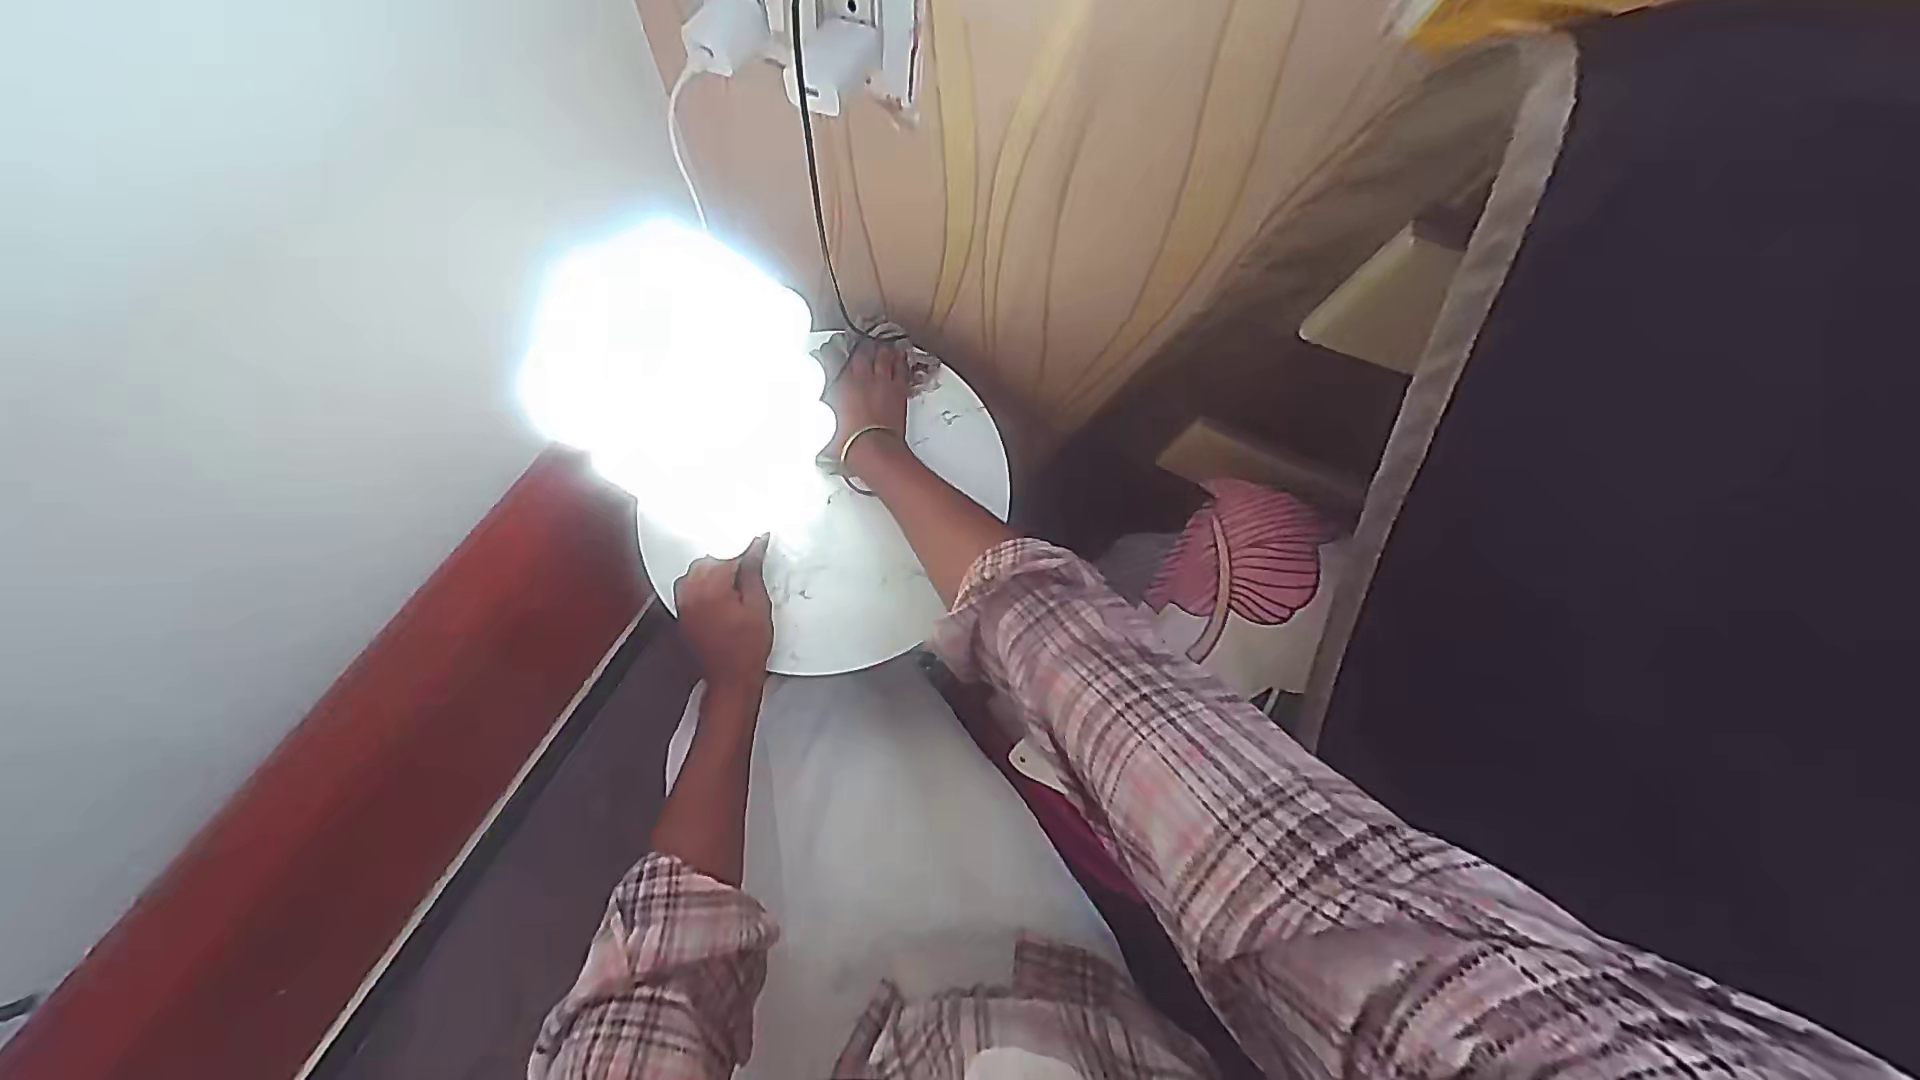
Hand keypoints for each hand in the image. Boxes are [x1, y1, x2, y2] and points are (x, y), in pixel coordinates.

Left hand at [673, 534, 772, 691]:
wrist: (731, 677)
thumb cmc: (746, 649)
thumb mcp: (758, 604)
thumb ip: (752, 571)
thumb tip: (755, 547)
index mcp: (710, 587)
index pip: (728, 552)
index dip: (746, 544)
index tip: (759, 541)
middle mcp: (691, 592)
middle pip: (709, 558)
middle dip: (730, 555)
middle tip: (751, 560)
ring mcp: (683, 602)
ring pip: (697, 569)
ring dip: (716, 567)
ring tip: (737, 578)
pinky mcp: (682, 612)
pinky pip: (690, 584)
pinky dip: (705, 581)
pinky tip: (722, 589)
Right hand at [828, 338, 907, 472]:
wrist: (872, 448)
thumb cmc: (848, 440)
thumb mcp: (824, 422)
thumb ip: (821, 409)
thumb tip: (815, 410)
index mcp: (839, 382)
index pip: (832, 355)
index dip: (831, 350)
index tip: (830, 349)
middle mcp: (861, 377)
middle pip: (860, 349)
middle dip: (858, 345)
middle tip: (858, 343)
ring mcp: (881, 381)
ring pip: (882, 354)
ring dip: (880, 348)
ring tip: (879, 346)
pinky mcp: (898, 390)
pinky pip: (901, 367)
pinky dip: (900, 360)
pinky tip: (900, 356)